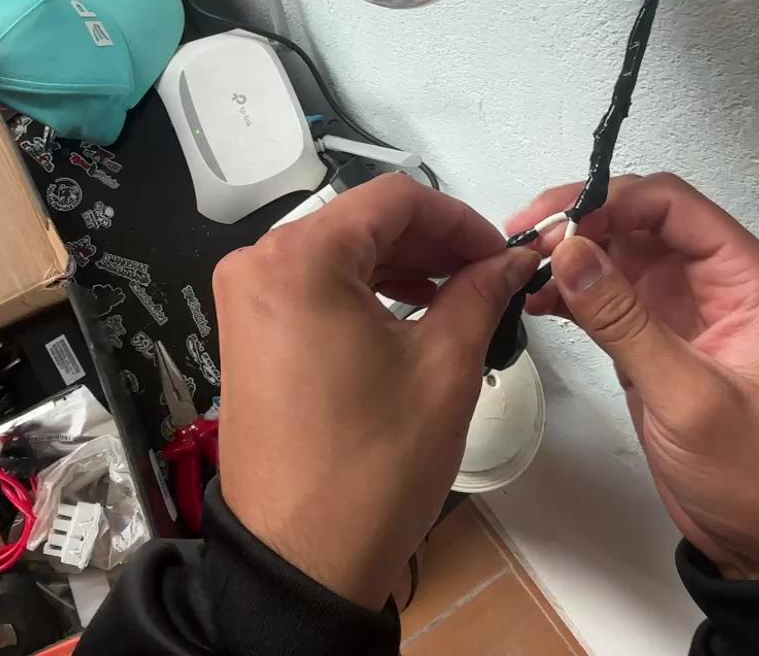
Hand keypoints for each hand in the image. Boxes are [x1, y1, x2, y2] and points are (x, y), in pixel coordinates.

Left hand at [214, 174, 540, 608]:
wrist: (299, 560)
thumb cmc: (370, 468)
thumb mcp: (443, 367)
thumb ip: (481, 292)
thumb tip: (513, 259)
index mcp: (299, 258)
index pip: (394, 198)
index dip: (458, 218)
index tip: (499, 249)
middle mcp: (258, 262)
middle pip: (362, 221)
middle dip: (432, 241)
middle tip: (488, 271)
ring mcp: (245, 294)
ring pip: (339, 251)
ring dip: (401, 263)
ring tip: (458, 291)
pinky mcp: (248, 325)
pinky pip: (313, 283)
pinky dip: (363, 288)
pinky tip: (409, 307)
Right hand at [509, 173, 758, 579]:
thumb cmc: (756, 474)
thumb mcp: (689, 397)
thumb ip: (624, 320)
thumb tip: (567, 249)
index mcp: (745, 278)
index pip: (671, 204)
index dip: (610, 200)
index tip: (554, 224)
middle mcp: (712, 280)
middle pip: (637, 218)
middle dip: (579, 221)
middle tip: (523, 240)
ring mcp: (678, 307)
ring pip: (615, 252)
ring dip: (568, 255)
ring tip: (520, 269)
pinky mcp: (651, 336)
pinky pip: (604, 294)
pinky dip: (569, 292)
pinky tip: (535, 304)